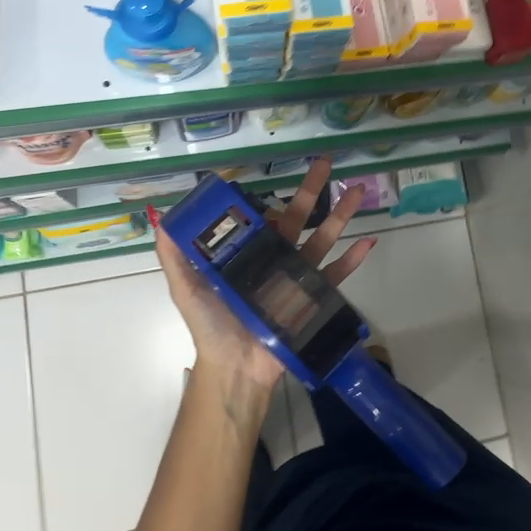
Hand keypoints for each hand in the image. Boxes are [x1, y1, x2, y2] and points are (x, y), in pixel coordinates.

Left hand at [153, 158, 376, 406]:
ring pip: (322, 238)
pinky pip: (335, 276)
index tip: (281, 169)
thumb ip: (175, 256)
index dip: (274, 194)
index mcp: (248, 253)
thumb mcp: (185, 288)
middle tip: (328, 162)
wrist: (234, 368)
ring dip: (340, 215)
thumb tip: (162, 219)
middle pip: (298, 217)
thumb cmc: (210, 326)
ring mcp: (296, 277)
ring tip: (357, 190)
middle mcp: (274, 259)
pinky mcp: (312, 299)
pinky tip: (368, 241)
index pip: (263, 217)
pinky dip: (352, 259)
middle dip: (313, 190)